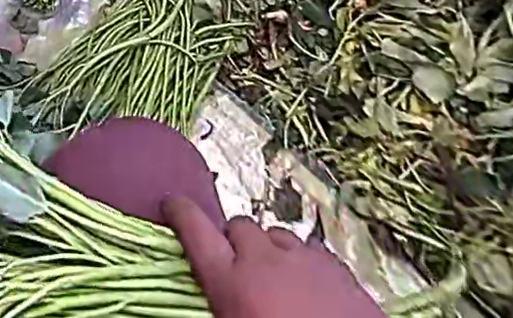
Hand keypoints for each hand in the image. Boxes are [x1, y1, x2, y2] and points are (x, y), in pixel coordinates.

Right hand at [164, 197, 385, 317]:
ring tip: (278, 283)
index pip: (194, 228)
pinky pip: (312, 252)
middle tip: (239, 272)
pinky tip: (312, 292)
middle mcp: (263, 261)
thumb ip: (222, 309)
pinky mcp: (341, 270)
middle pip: (238, 226)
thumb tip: (217, 303)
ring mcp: (305, 260)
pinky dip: (304, 264)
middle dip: (234, 242)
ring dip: (270, 252)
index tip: (171, 204)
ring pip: (276, 235)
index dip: (179, 211)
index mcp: (231, 283)